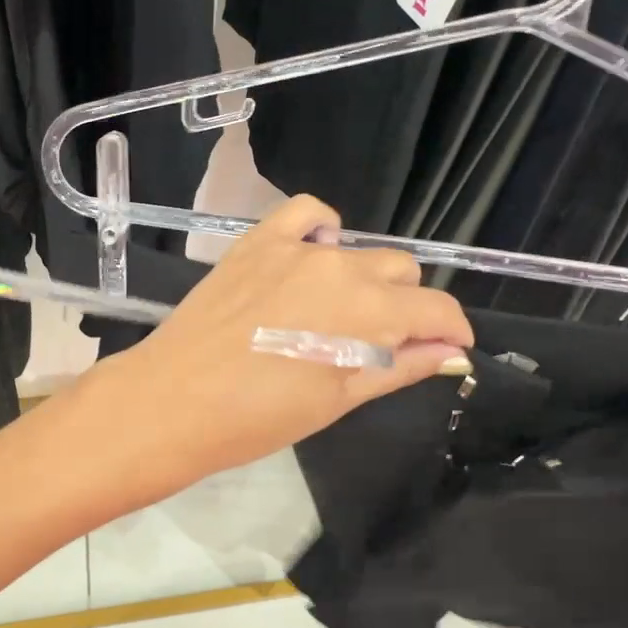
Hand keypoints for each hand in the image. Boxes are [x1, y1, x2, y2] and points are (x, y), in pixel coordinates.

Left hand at [73, 195, 475, 496]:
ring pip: (360, 248)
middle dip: (406, 305)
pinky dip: (322, 228)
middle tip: (378, 342)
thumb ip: (401, 366)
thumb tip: (451, 352)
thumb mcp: (340, 399)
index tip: (446, 347)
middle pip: (401, 271)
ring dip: (367, 276)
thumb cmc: (260, 416)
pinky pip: (307, 211)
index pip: (437, 308)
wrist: (175, 399)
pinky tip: (316, 255)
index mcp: (369, 312)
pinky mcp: (260, 239)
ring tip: (340, 311)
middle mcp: (341, 267)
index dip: (451, 330)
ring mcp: (298, 248)